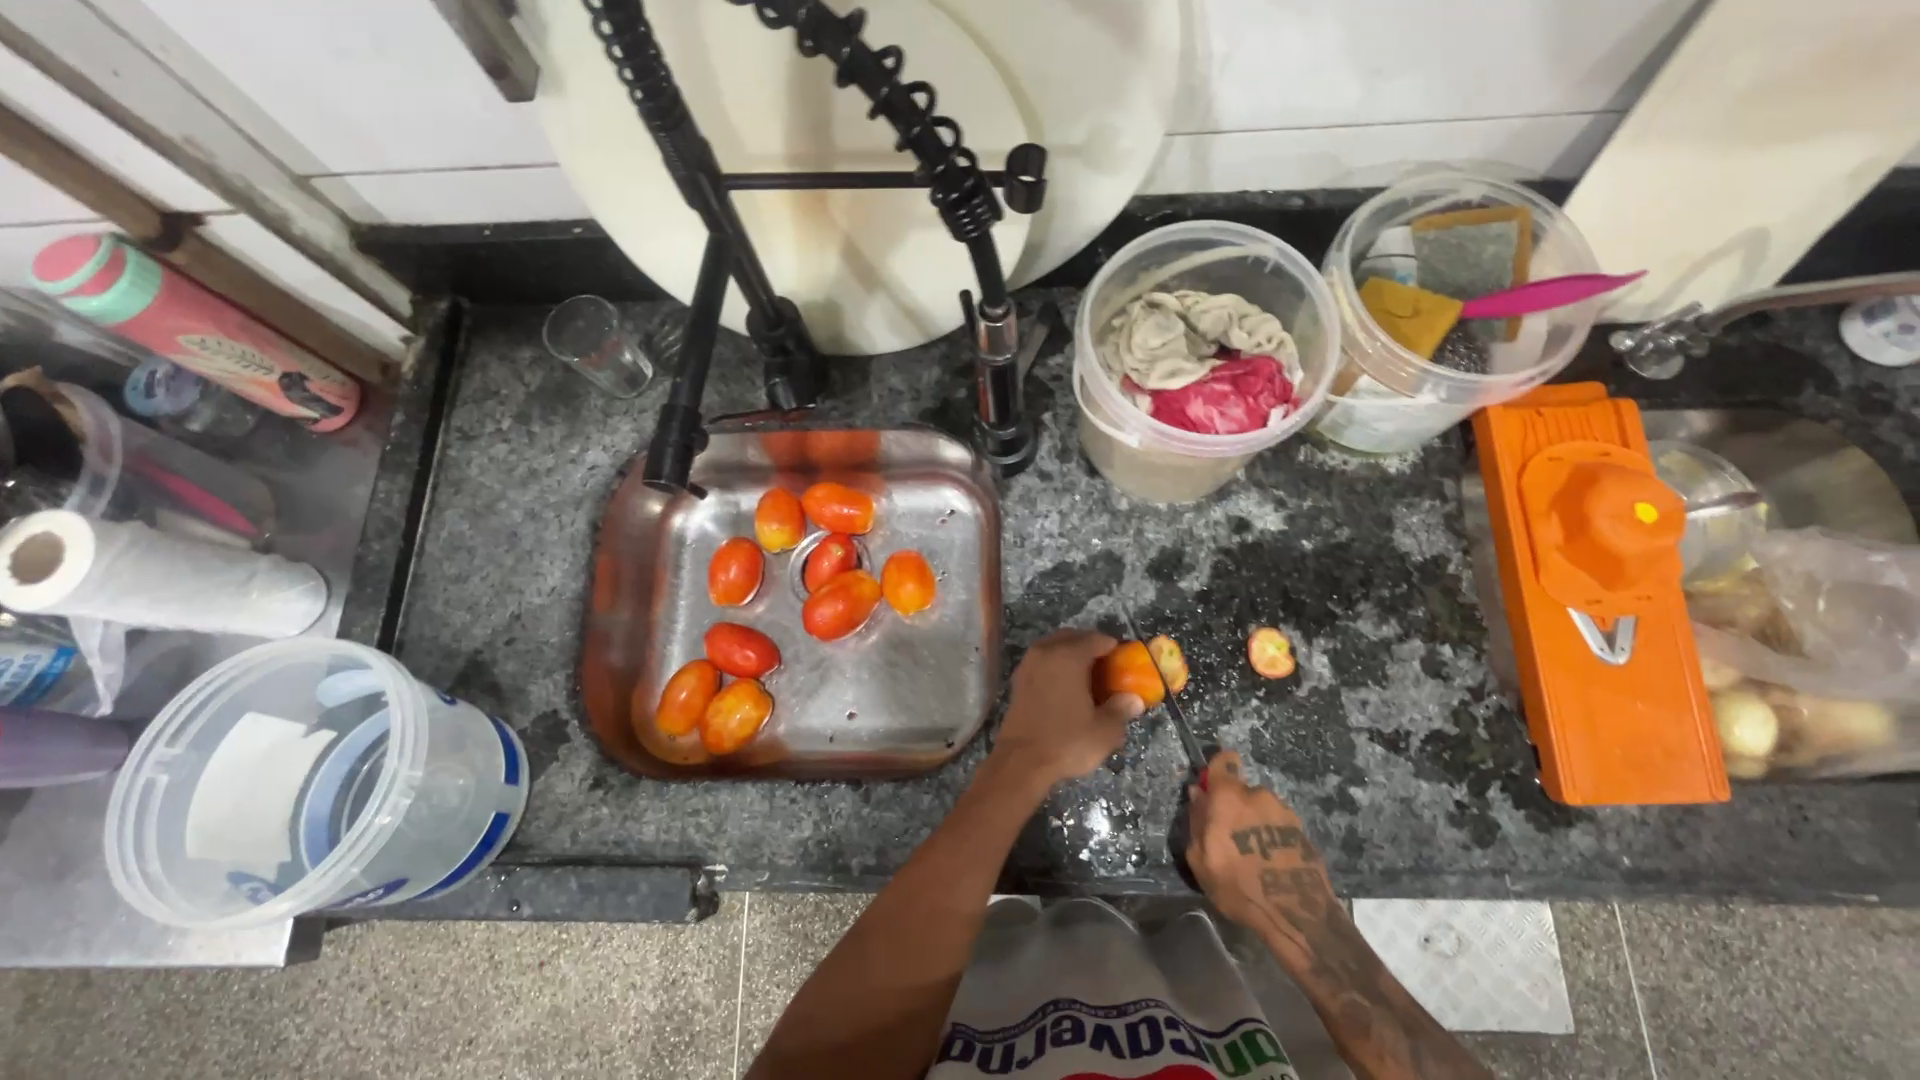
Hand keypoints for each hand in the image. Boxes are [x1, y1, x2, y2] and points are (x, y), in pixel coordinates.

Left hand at [989, 630, 1145, 789]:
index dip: (1114, 648)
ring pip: (1054, 649)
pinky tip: (1067, 690)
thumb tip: (1134, 699)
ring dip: (1071, 657)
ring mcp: (1028, 666)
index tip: (1125, 663)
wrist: (1020, 762)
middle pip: (1073, 638)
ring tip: (1088, 679)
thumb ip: (1121, 709)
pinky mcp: (1017, 682)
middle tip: (1107, 669)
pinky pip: (1042, 663)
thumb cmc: (1066, 742)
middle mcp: (1045, 652)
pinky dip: (1055, 668)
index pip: (1097, 639)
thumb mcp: (1105, 730)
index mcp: (1068, 656)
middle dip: (1091, 648)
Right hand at [1188, 750, 1338, 952]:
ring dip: (1254, 823)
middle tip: (1229, 839)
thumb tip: (1197, 794)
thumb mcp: (1200, 859)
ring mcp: (1284, 812)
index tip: (1211, 789)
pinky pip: (1278, 826)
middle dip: (1233, 808)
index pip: (1224, 761)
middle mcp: (1258, 795)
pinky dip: (1271, 837)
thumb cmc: (1238, 885)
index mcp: (1229, 797)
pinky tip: (1270, 863)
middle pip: (1241, 792)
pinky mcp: (1302, 831)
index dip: (1216, 769)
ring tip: (1252, 856)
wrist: (1296, 913)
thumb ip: (1196, 821)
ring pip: (1260, 809)